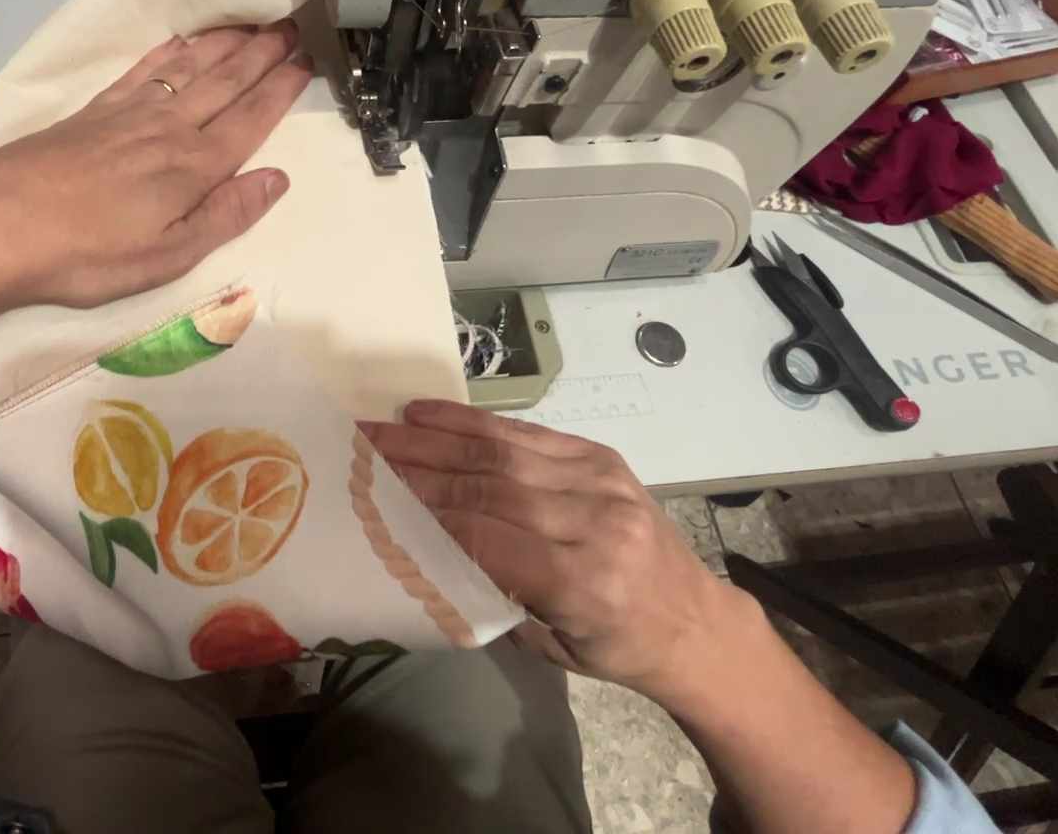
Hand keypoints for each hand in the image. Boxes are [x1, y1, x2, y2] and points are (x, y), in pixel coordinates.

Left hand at [0, 23, 311, 311]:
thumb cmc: (89, 252)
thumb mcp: (169, 254)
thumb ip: (226, 214)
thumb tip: (278, 178)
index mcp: (193, 167)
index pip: (250, 119)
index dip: (281, 90)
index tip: (307, 61)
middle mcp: (167, 129)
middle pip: (224, 83)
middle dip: (262, 54)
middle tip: (291, 24)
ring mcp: (127, 115)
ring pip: (188, 68)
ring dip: (223, 45)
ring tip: (250, 25)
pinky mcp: (93, 113)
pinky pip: (141, 71)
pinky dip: (166, 53)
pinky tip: (178, 43)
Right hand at [359, 400, 761, 704]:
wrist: (695, 620)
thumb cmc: (614, 643)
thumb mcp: (546, 639)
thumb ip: (487, 588)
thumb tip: (417, 541)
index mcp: (583, 581)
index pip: (485, 536)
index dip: (425, 513)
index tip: (373, 496)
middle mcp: (594, 522)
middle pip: (487, 484)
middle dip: (416, 465)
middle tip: (362, 451)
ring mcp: (600, 481)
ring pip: (500, 449)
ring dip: (432, 437)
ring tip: (383, 429)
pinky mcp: (599, 455)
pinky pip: (524, 431)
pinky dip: (469, 420)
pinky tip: (427, 413)